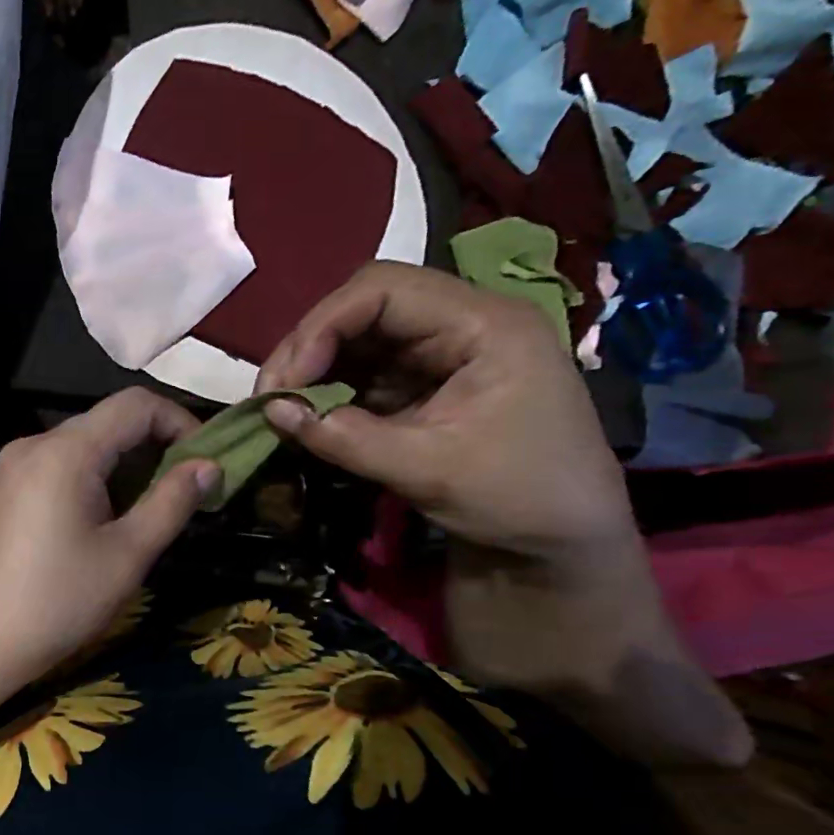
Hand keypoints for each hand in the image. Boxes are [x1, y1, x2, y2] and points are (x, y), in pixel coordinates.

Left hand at [0, 389, 218, 686]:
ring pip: (87, 440)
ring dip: (128, 459)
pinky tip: (110, 510)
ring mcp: (16, 462)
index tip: (206, 460)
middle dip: (156, 442)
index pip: (136, 405)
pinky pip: (63, 459)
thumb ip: (173, 500)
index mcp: (66, 452)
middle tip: (188, 485)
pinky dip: (97, 471)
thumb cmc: (62, 600)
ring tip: (154, 501)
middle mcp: (36, 443)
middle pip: (109, 419)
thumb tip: (210, 465)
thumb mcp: (129, 553)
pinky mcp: (8, 483)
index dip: (179, 421)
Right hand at [255, 261, 634, 563]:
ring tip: (283, 407)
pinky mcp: (428, 382)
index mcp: (484, 324)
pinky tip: (310, 416)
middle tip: (272, 395)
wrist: (560, 544)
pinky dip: (333, 391)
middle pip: (366, 307)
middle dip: (312, 346)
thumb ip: (346, 438)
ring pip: (360, 338)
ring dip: (316, 369)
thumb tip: (272, 412)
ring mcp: (443, 352)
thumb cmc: (517, 499)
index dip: (323, 326)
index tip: (286, 381)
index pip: (383, 290)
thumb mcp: (428, 470)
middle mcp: (462, 323)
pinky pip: (368, 371)